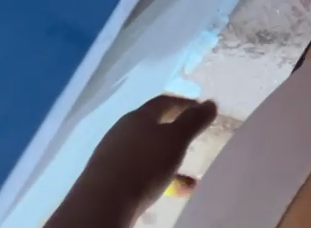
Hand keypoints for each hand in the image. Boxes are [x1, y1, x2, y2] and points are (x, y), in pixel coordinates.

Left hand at [54, 95, 216, 225]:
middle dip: (174, 133)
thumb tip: (211, 103)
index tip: (201, 110)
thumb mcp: (176, 140)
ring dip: (166, 160)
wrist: (99, 207)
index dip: (184, 104)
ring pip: (146, 153)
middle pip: (152, 127)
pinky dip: (155, 178)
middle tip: (193, 139)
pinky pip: (137, 174)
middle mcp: (122, 132)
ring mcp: (111, 158)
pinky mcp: (105, 183)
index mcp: (138, 117)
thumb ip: (194, 121)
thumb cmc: (143, 165)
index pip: (164, 102)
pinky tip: (167, 191)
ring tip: (187, 175)